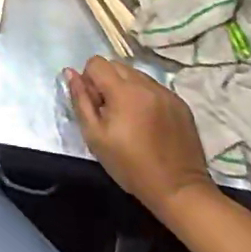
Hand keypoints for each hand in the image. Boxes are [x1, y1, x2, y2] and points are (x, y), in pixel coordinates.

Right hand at [64, 56, 213, 216]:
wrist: (178, 189)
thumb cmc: (130, 166)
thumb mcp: (96, 137)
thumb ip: (80, 101)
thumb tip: (70, 72)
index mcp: (123, 90)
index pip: (97, 62)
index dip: (89, 80)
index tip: (95, 105)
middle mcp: (146, 83)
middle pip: (117, 65)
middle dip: (107, 82)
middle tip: (110, 113)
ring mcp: (166, 91)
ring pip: (137, 75)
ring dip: (127, 89)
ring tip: (131, 119)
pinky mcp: (180, 102)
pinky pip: (155, 88)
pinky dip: (146, 98)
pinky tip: (149, 124)